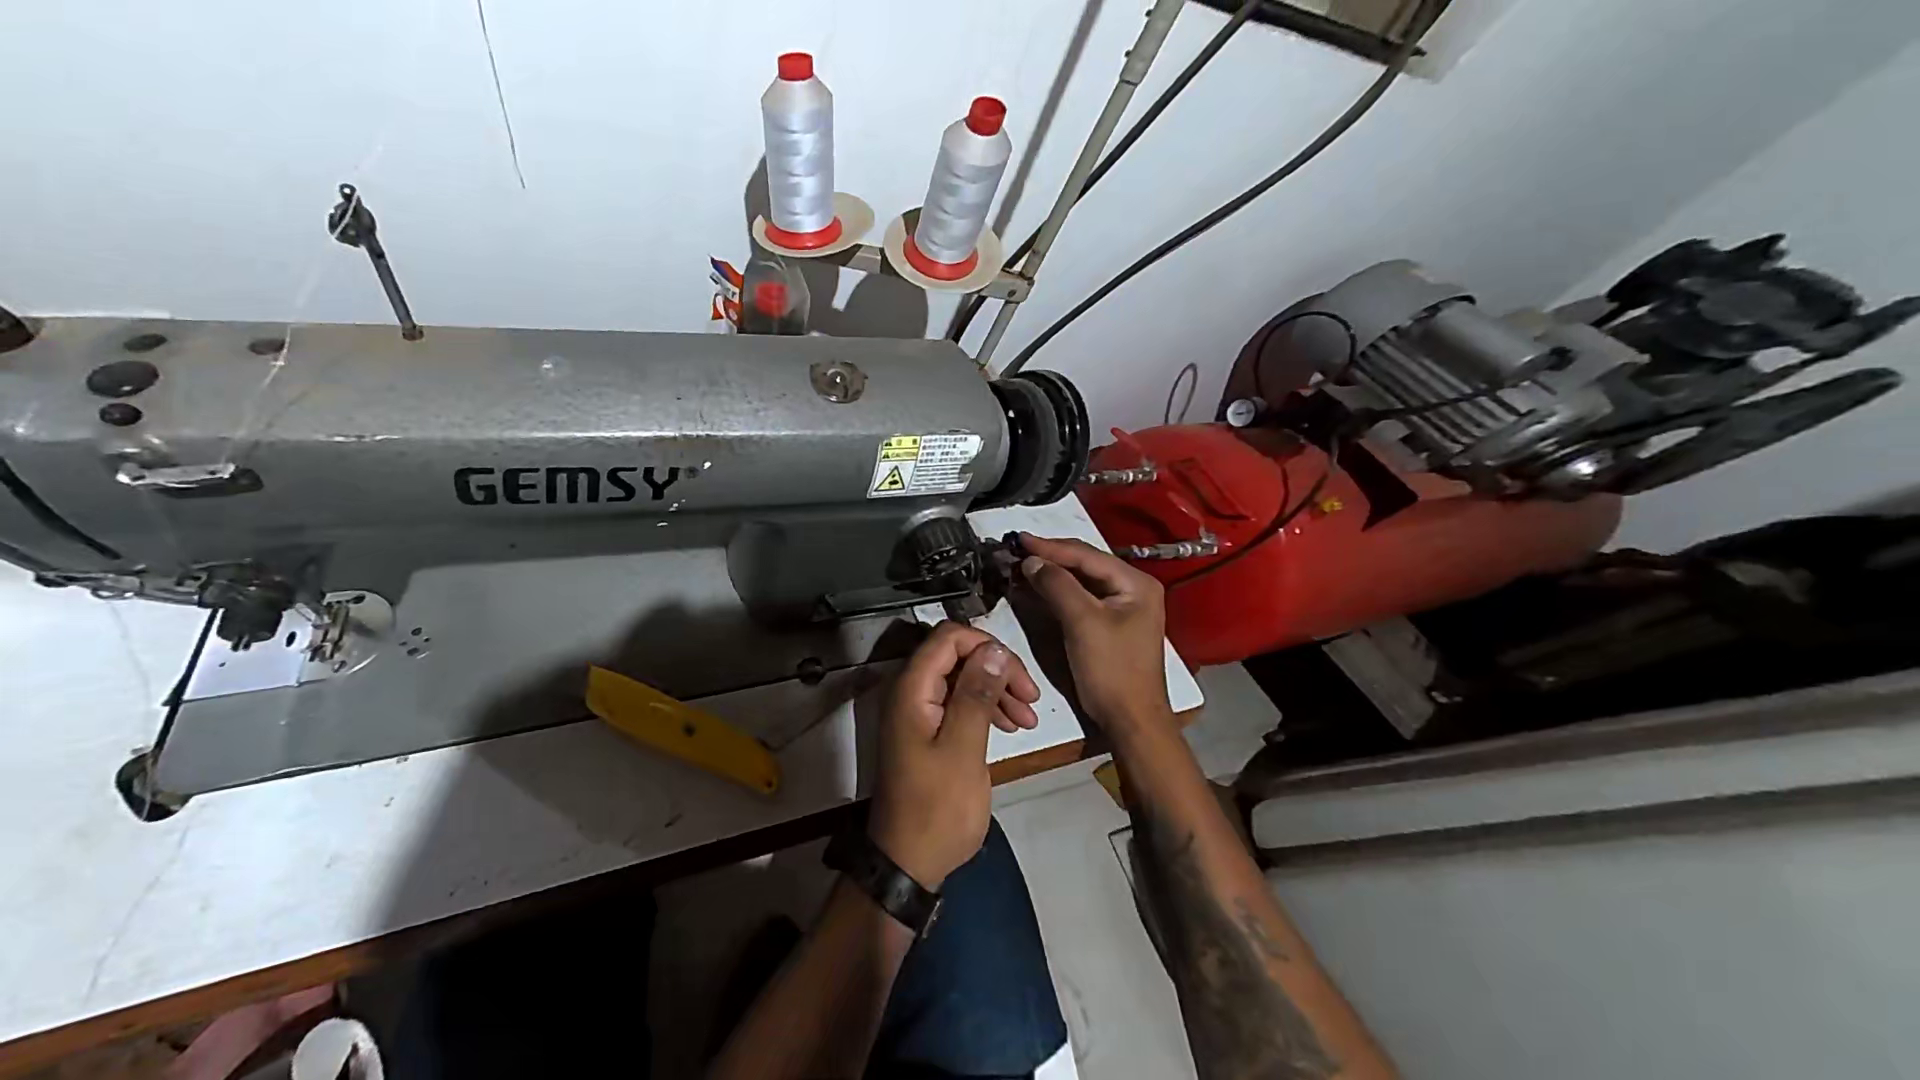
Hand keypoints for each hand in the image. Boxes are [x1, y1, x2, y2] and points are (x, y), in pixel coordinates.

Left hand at [869, 622, 1040, 889]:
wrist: (908, 863)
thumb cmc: (937, 809)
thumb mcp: (963, 750)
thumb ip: (977, 695)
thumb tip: (994, 649)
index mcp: (912, 690)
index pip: (948, 638)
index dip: (986, 645)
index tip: (1018, 675)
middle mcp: (911, 693)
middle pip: (957, 656)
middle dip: (997, 670)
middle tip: (1031, 699)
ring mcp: (919, 713)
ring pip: (962, 680)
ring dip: (996, 691)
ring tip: (1028, 720)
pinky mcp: (929, 732)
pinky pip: (959, 704)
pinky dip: (986, 709)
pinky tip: (1011, 727)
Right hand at [1016, 534, 1171, 738]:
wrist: (1130, 720)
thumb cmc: (1112, 669)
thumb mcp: (1082, 622)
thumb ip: (1057, 585)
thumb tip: (1031, 561)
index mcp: (1135, 583)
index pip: (1087, 555)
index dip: (1051, 547)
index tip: (1018, 540)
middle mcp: (1133, 588)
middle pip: (1086, 565)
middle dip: (1051, 558)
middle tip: (1017, 551)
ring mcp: (1124, 607)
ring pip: (1082, 581)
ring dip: (1052, 575)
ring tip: (1021, 566)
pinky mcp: (1111, 624)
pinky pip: (1081, 599)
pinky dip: (1058, 593)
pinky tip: (1037, 588)